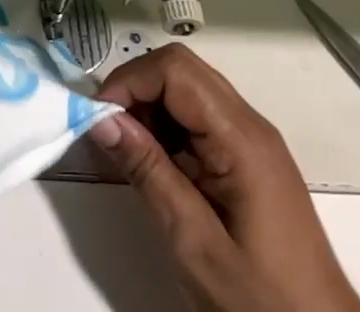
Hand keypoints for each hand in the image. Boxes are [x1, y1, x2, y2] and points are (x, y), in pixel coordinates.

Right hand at [89, 46, 359, 311]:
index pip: (176, 71)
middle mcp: (250, 126)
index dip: (129, 82)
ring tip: (127, 152)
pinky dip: (165, 128)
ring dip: (148, 108)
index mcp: (242, 139)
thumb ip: (148, 172)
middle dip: (135, 89)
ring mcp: (251, 141)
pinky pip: (198, 119)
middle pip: (182, 71)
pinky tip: (153, 165)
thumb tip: (101, 120)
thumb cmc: (260, 296)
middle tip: (108, 132)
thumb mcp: (193, 240)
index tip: (99, 120)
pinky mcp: (247, 159)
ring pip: (187, 91)